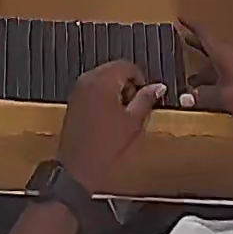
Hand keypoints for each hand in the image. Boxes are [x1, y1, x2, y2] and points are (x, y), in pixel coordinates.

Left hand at [56, 60, 164, 189]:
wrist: (78, 167)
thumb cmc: (105, 147)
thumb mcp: (133, 123)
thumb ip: (146, 100)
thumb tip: (158, 87)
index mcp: (102, 81)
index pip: (126, 65)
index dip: (140, 78)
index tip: (147, 94)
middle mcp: (88, 80)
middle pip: (114, 69)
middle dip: (128, 83)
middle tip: (136, 105)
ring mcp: (79, 89)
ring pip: (104, 78)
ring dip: (116, 89)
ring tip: (123, 114)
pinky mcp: (74, 99)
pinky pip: (93, 87)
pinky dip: (104, 95)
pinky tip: (110, 117)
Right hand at [179, 19, 232, 125]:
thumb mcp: (225, 97)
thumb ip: (203, 96)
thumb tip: (185, 97)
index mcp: (222, 54)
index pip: (203, 34)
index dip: (190, 26)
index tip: (180, 19)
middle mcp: (230, 57)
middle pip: (209, 47)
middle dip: (194, 44)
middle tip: (181, 40)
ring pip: (218, 65)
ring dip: (204, 69)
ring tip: (190, 79)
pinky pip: (227, 76)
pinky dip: (216, 81)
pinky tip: (212, 94)